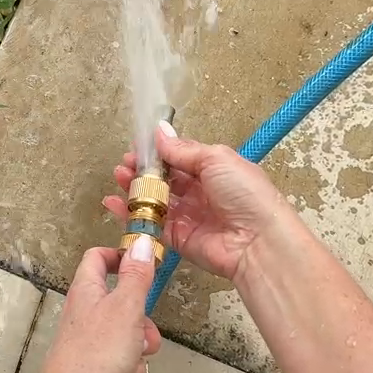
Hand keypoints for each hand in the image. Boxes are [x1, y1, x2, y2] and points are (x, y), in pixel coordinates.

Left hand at [33, 243, 163, 372]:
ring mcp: (89, 351)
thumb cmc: (97, 356)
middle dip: (142, 328)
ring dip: (135, 363)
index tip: (145, 268)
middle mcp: (84, 318)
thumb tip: (140, 241)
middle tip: (142, 340)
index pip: (98, 259)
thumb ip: (136, 276)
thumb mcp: (125, 308)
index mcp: (86, 293)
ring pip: (129, 346)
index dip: (120, 257)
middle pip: (123, 308)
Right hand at [104, 122, 306, 286]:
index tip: (138, 146)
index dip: (158, 152)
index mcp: (213, 170)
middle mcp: (200, 192)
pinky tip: (114, 202)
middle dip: (143, 169)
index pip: (179, 157)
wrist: (258, 242)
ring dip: (134, 188)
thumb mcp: (216, 159)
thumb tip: (160, 130)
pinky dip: (131, 213)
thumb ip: (182, 149)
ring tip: (118, 177)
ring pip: (155, 199)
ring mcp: (188, 215)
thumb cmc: (245, 194)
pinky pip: (151, 223)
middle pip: (164, 179)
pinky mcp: (177, 238)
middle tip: (125, 163)